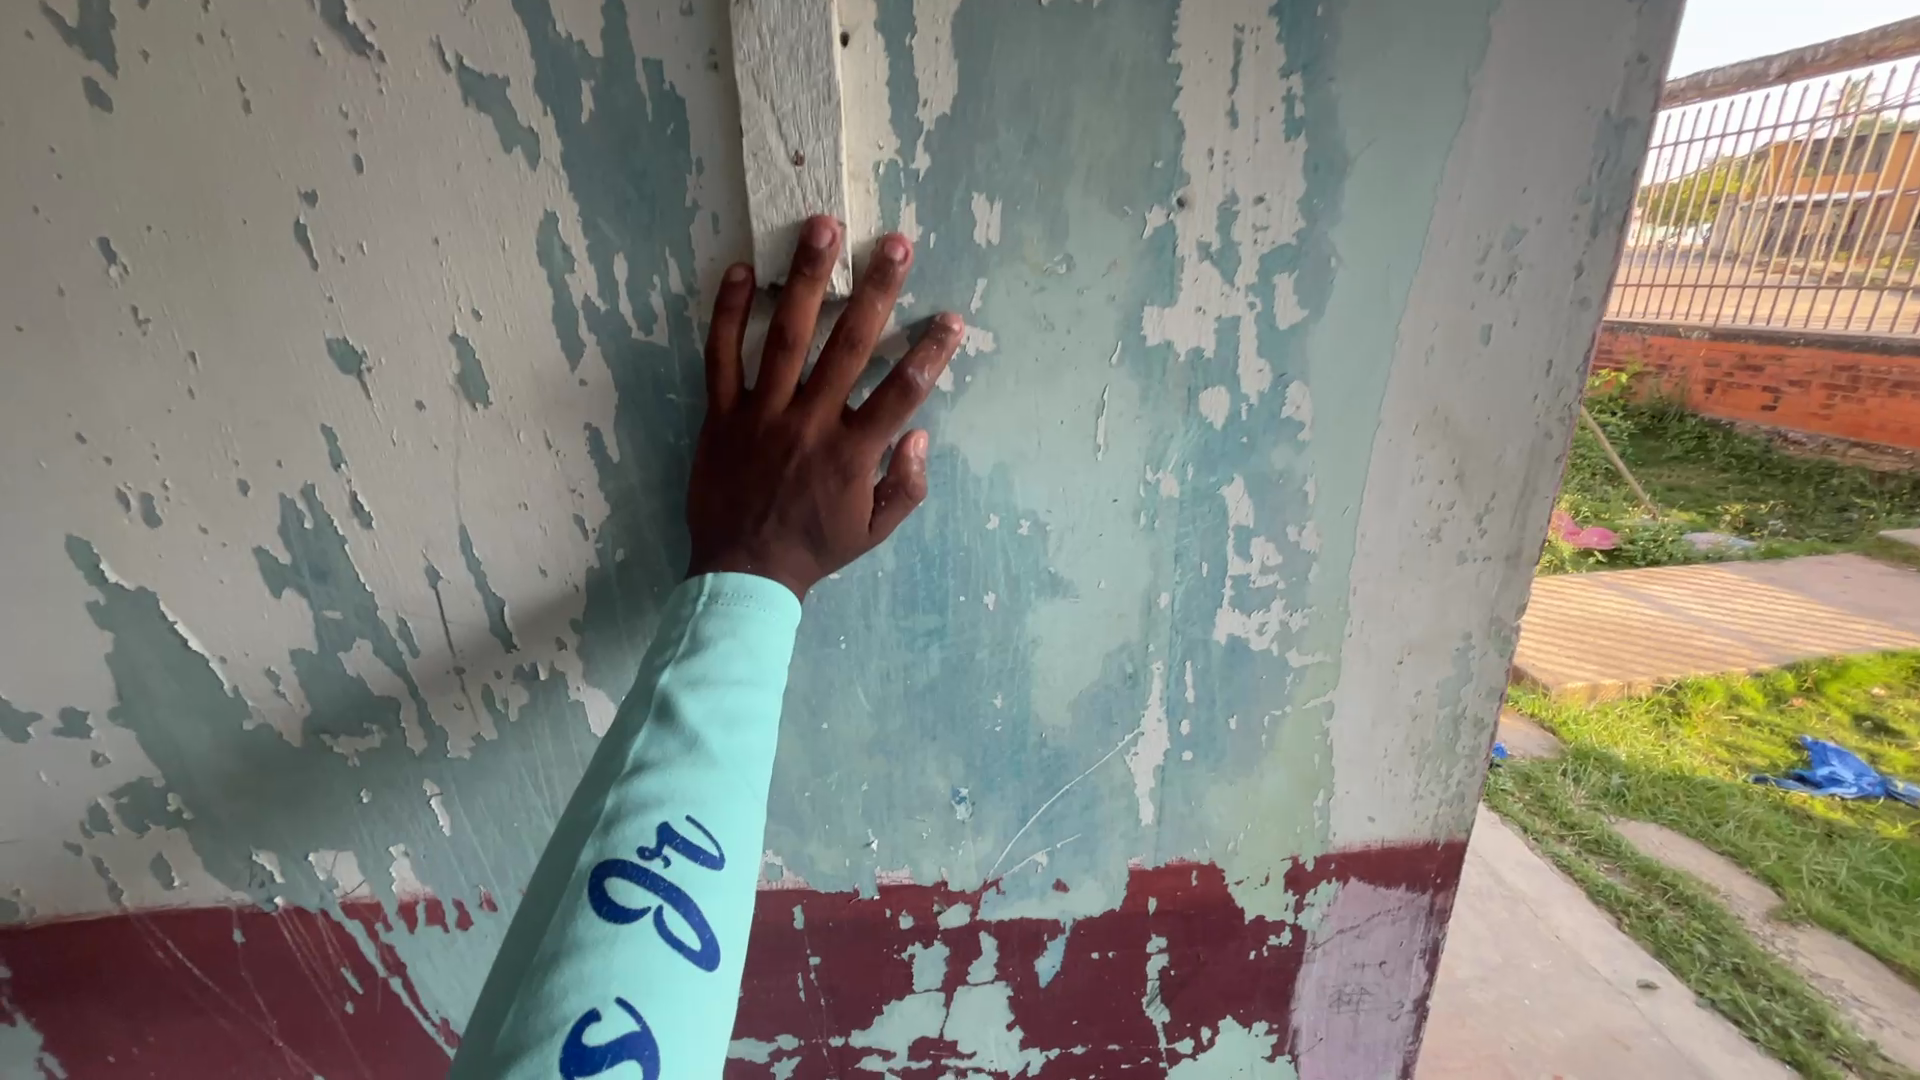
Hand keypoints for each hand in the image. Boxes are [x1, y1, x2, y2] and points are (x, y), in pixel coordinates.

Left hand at [686, 215, 963, 598]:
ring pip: (784, 336)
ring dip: (806, 279)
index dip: (931, 353)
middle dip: (876, 291)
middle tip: (894, 243)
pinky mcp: (720, 414)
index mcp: (852, 453)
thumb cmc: (816, 548)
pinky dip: (726, 313)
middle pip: (847, 346)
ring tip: (822, 229)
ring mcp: (761, 413)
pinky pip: (720, 356)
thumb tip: (919, 434)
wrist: (744, 572)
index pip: (901, 393)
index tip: (952, 318)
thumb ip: (906, 486)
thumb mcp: (874, 531)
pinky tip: (736, 271)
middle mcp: (809, 422)